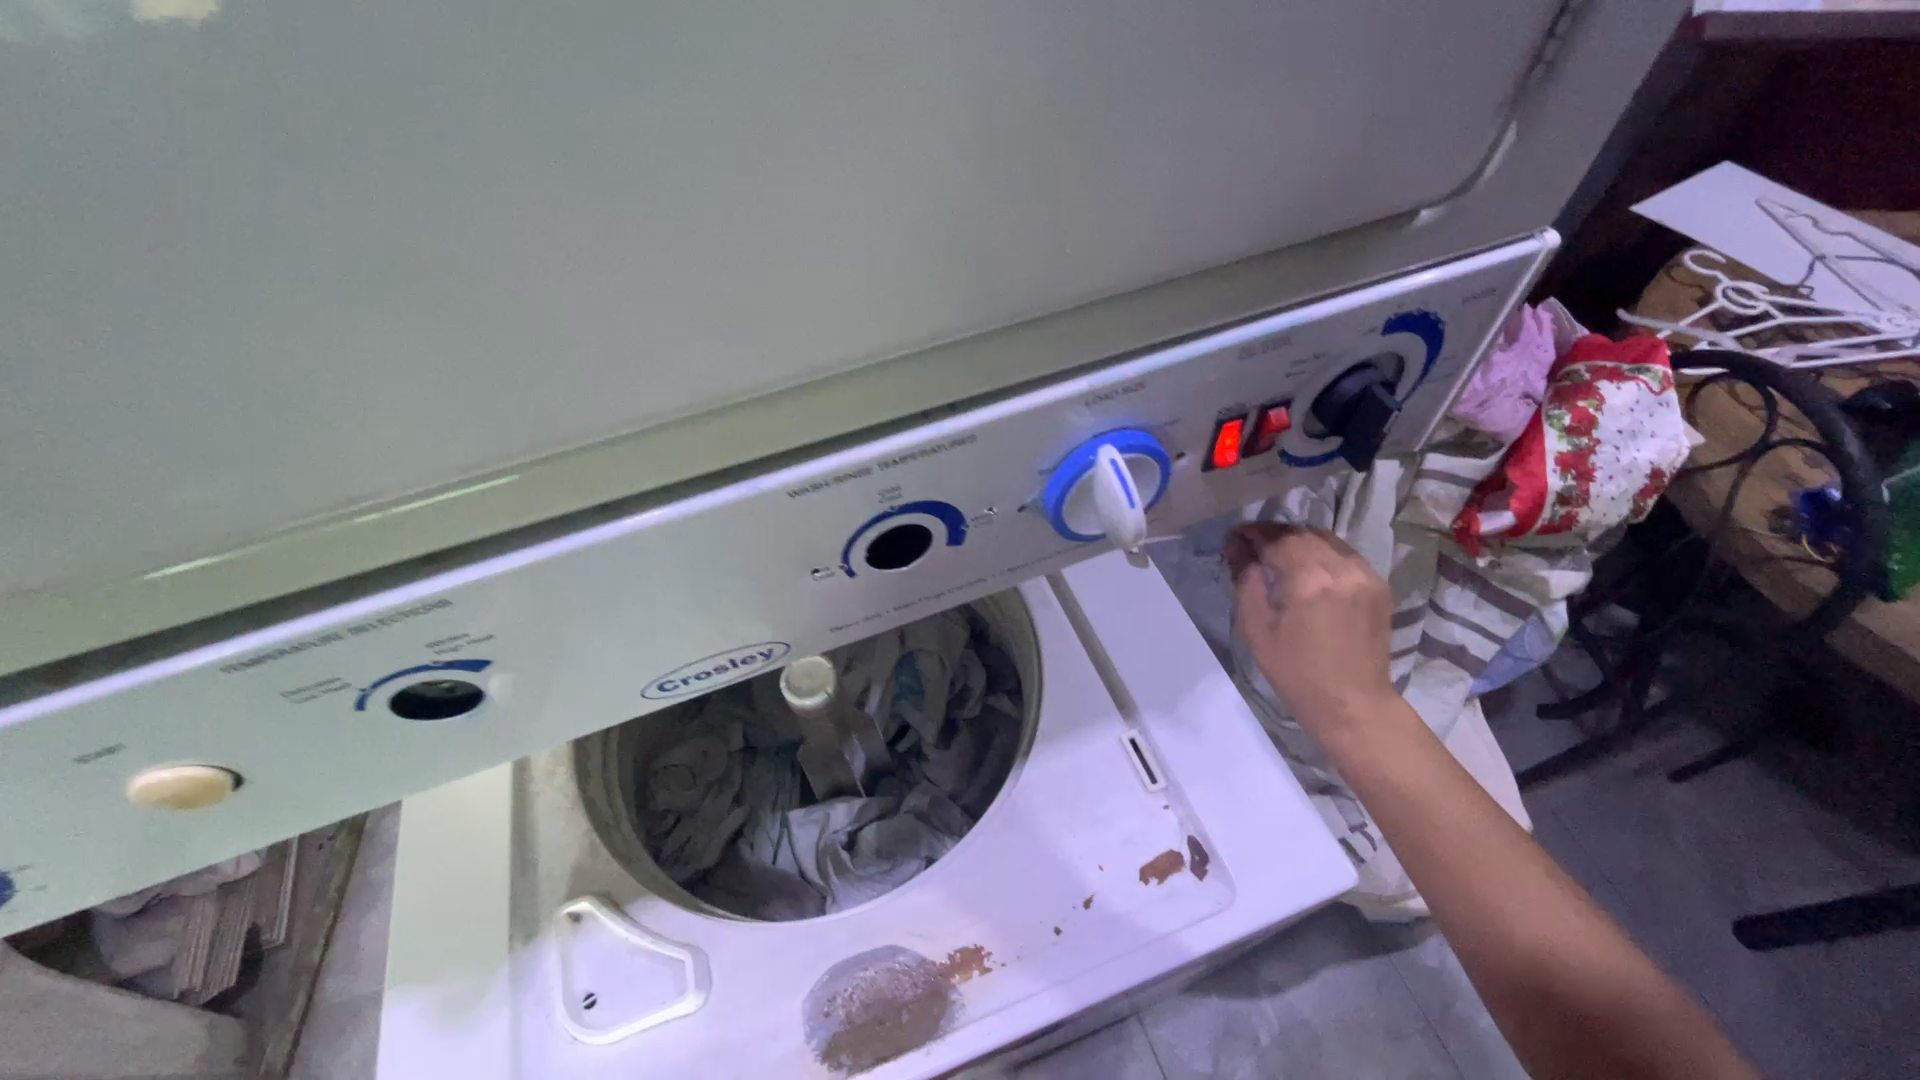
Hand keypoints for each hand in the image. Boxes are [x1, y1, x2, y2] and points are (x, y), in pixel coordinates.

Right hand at [1225, 523, 1395, 735]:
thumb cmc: (1296, 674)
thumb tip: (1237, 547)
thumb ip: (1246, 581)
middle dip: (1274, 534)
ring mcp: (1366, 574)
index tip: (1234, 537)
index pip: (1276, 538)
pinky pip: (1345, 554)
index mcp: (1309, 581)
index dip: (1252, 533)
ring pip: (1325, 539)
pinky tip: (1309, 570)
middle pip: (1301, 533)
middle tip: (1252, 545)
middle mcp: (1341, 569)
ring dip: (1299, 540)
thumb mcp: (1257, 630)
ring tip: (1279, 555)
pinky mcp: (1378, 584)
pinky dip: (1322, 553)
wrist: (1353, 704)